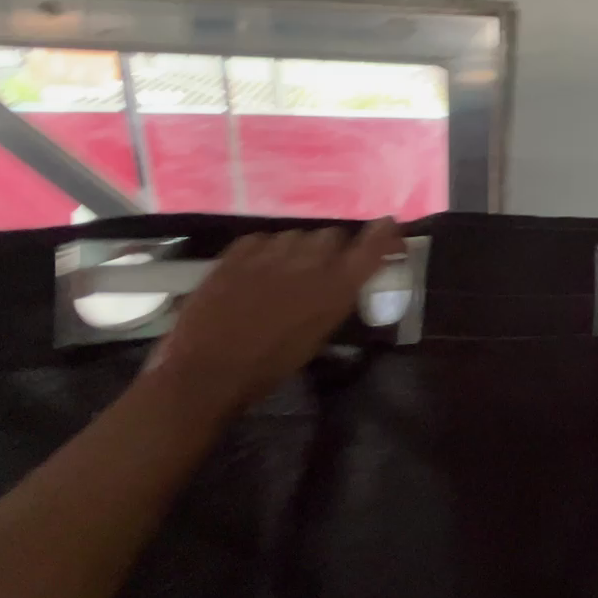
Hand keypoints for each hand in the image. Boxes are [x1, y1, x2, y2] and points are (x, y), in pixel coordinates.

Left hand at [145, 219, 404, 413]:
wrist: (207, 370)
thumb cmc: (269, 367)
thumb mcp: (317, 337)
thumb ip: (334, 301)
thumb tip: (343, 281)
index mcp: (335, 289)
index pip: (371, 247)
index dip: (384, 234)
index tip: (390, 227)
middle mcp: (308, 263)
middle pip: (332, 235)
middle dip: (333, 249)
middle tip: (323, 270)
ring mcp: (270, 253)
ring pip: (297, 235)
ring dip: (299, 250)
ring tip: (286, 272)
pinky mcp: (237, 252)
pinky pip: (262, 239)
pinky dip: (266, 251)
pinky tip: (258, 271)